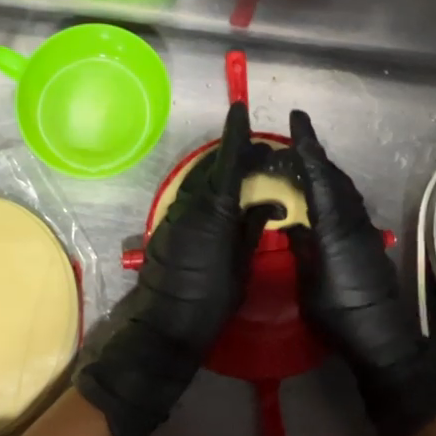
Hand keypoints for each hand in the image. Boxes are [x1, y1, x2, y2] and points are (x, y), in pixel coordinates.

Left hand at [76, 102, 280, 435]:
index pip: (227, 162)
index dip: (234, 134)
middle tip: (258, 156)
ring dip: (219, 176)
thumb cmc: (212, 299)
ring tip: (243, 178)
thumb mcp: (241, 264)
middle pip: (213, 170)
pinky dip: (206, 195)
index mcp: (214, 211)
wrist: (165, 326)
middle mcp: (190, 205)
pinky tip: (221, 204)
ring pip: (199, 185)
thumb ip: (252, 227)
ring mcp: (174, 216)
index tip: (240, 109)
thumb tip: (271, 204)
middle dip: (234, 157)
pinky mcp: (165, 229)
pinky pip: (189, 202)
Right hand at [282, 109, 435, 435]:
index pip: (319, 176)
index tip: (296, 121)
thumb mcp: (308, 283)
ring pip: (344, 191)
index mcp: (334, 227)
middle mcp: (353, 222)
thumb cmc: (338, 315)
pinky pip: (349, 205)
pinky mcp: (370, 244)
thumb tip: (293, 223)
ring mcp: (365, 232)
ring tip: (305, 166)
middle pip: (334, 178)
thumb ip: (301, 248)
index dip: (307, 146)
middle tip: (294, 141)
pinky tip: (322, 200)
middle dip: (315, 156)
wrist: (380, 340)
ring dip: (326, 173)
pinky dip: (334, 192)